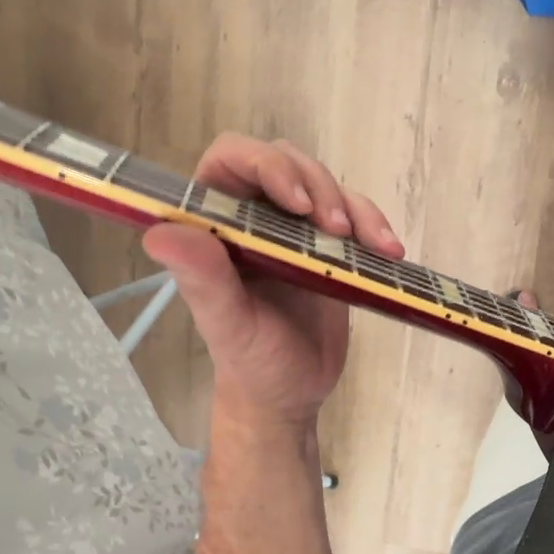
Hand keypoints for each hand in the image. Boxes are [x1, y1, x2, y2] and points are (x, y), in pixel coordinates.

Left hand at [144, 133, 404, 427]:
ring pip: (328, 187)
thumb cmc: (251, 363)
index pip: (233, 159)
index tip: (299, 203)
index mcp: (216, 222)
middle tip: (337, 232)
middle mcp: (253, 215)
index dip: (266, 165)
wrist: (294, 394)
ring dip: (355, 208)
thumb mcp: (227, 325)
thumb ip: (202, 280)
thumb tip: (162, 235)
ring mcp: (295, 231)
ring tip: (375, 246)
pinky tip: (391, 252)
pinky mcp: (331, 250)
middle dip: (320, 186)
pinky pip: (356, 220)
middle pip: (288, 162)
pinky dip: (376, 228)